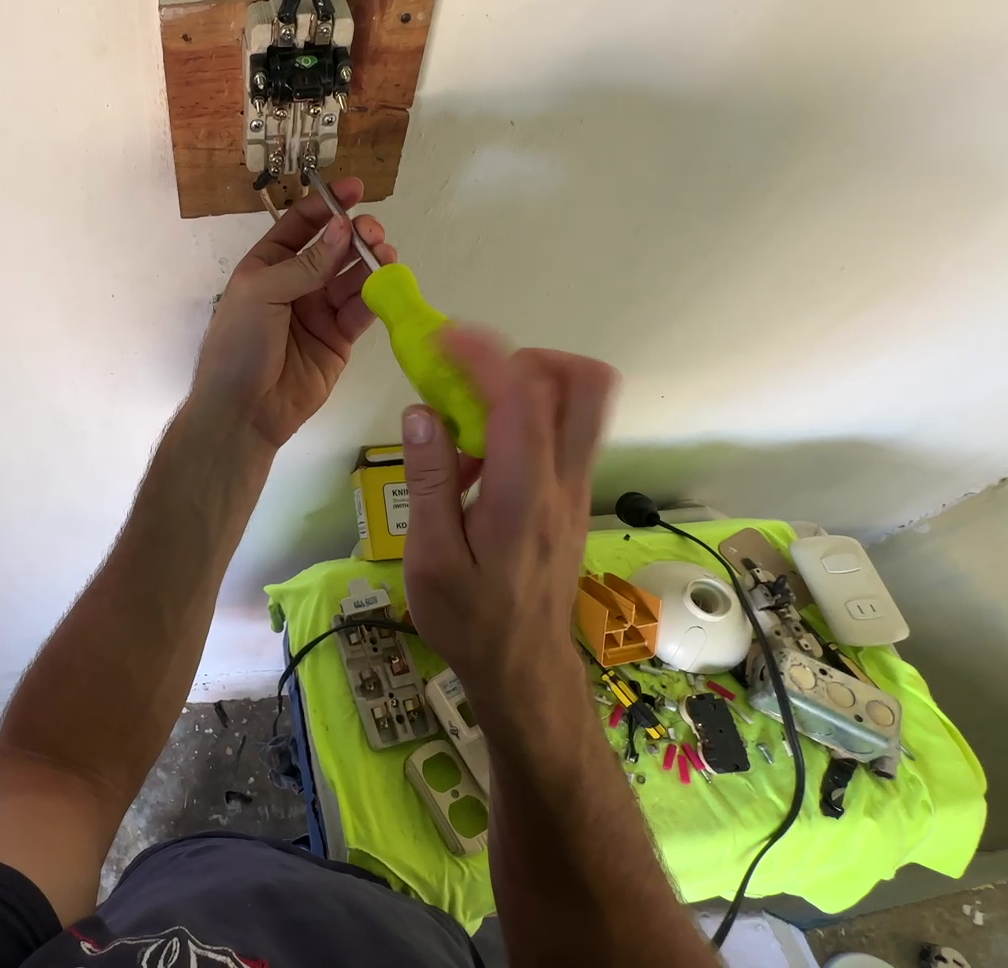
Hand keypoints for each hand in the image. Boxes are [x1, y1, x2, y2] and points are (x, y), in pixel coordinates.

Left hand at [190, 177, 397, 448]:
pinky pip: (361, 310)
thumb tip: (343, 227)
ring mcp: (318, 312)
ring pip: (352, 277)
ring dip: (370, 262)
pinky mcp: (338, 339)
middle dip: (355, 235)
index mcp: (267, 266)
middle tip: (372, 232)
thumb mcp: (263, 293)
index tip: (355, 189)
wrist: (244, 410)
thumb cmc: (239, 345)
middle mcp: (295, 284)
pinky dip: (376, 295)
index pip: (300, 225)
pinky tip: (386, 283)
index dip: (326, 205)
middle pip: (333, 249)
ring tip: (384, 254)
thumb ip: (307, 262)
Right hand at [398, 327, 617, 701]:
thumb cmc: (469, 620)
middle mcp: (564, 482)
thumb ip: (429, 480)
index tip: (441, 337)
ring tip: (468, 416)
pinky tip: (479, 457)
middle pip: (586, 384)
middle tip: (472, 378)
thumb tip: (421, 412)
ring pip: (582, 405)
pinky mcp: (572, 500)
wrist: (524, 671)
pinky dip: (528, 418)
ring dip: (530, 386)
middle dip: (529, 358)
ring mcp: (576, 490)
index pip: (520, 398)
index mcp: (523, 494)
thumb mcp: (431, 557)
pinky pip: (565, 434)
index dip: (482, 354)